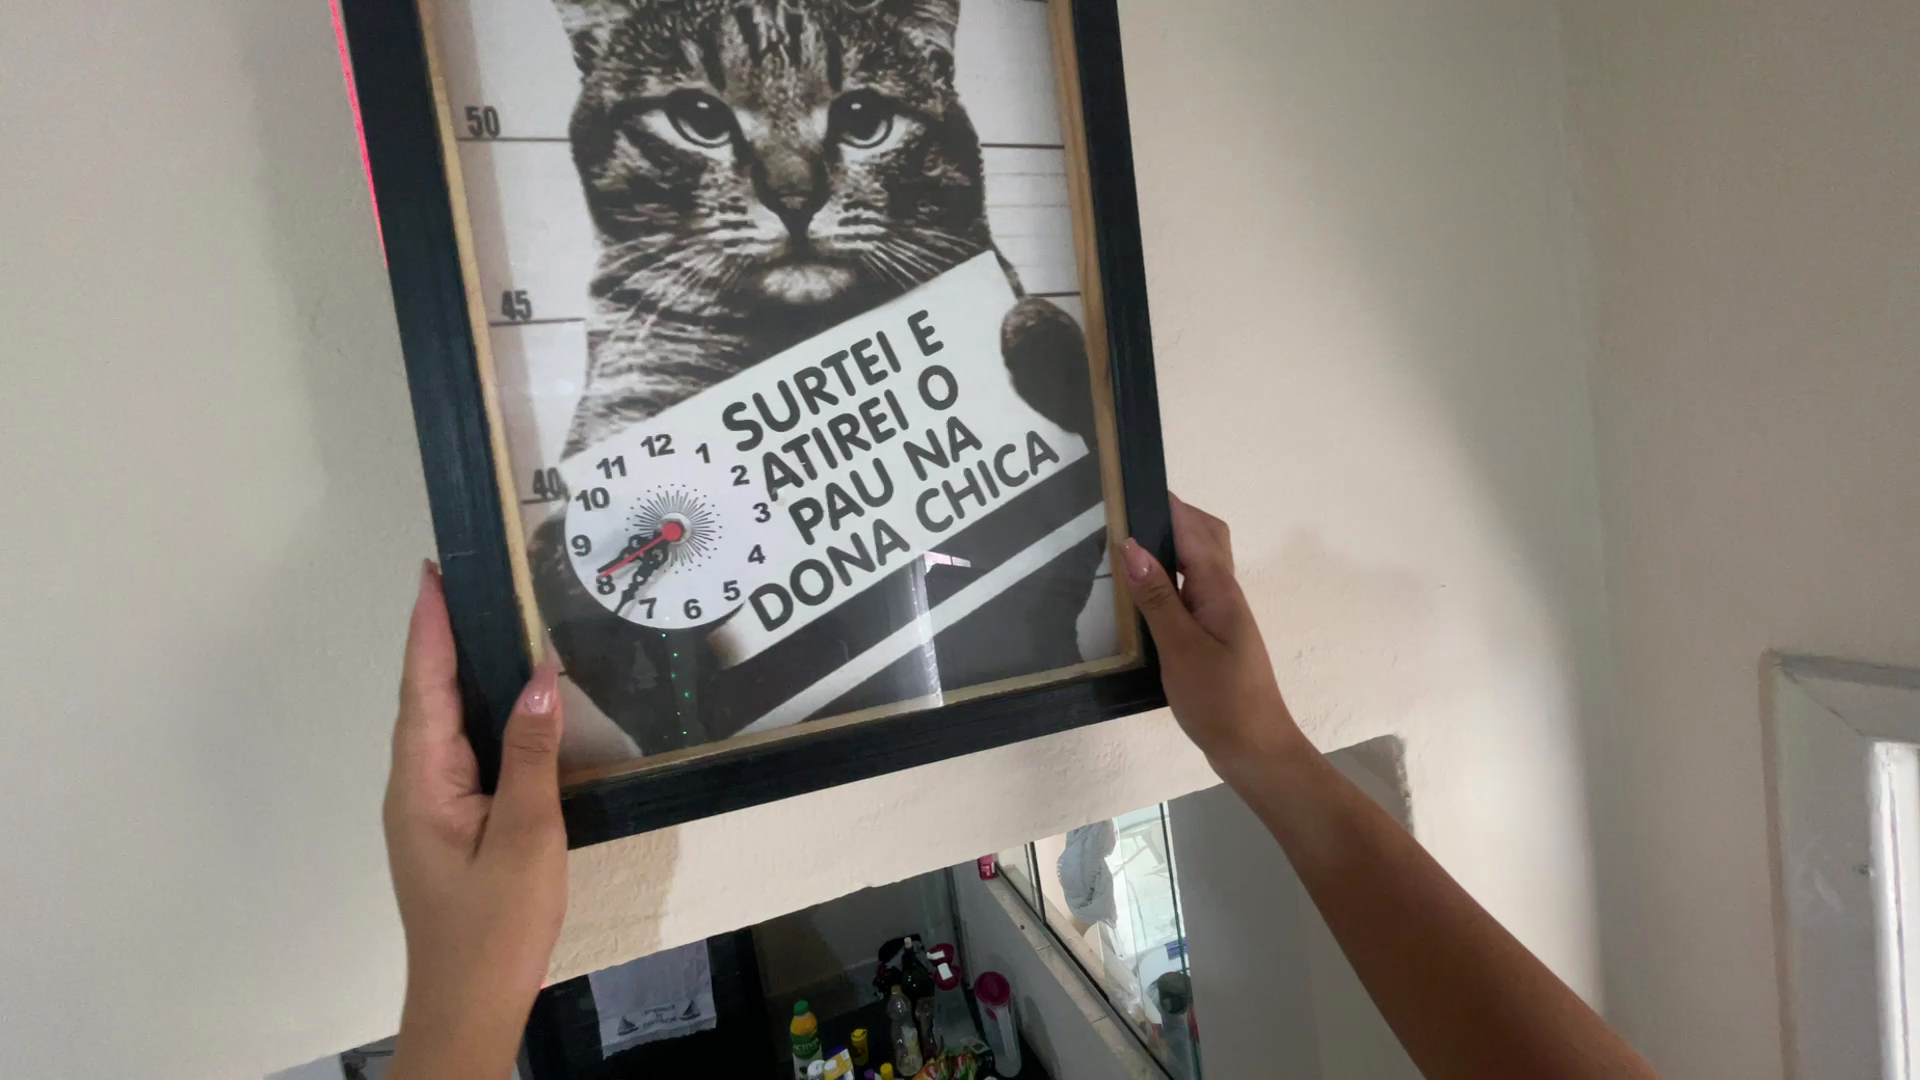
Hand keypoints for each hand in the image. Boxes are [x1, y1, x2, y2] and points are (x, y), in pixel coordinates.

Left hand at [385, 563, 567, 1079]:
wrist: (473, 998)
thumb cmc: (498, 919)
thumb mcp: (526, 833)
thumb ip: (533, 753)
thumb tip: (543, 677)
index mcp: (423, 783)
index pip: (424, 688)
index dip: (429, 629)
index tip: (435, 574)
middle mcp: (417, 785)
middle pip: (424, 696)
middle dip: (440, 636)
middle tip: (468, 582)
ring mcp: (432, 802)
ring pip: (442, 719)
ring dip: (457, 667)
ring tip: (487, 620)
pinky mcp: (453, 815)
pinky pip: (462, 743)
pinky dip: (476, 705)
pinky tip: (507, 697)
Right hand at [1117, 495, 1309, 781]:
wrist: (1254, 750)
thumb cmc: (1220, 699)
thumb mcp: (1181, 648)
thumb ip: (1156, 597)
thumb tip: (1131, 544)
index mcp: (1218, 589)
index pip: (1195, 529)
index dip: (1166, 504)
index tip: (1128, 487)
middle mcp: (1222, 593)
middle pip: (1204, 537)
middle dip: (1170, 516)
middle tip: (1124, 512)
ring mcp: (1218, 613)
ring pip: (1195, 563)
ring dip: (1166, 545)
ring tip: (1121, 544)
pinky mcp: (1209, 633)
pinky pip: (1186, 589)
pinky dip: (1164, 577)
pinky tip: (1137, 592)